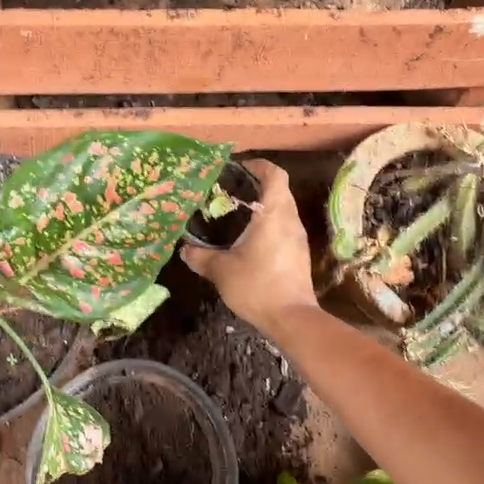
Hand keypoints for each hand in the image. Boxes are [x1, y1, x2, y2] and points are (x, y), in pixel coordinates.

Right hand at [180, 159, 319, 335]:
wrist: (292, 318)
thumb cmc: (257, 285)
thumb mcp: (221, 270)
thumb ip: (201, 257)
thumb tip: (185, 250)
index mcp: (274, 213)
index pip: (275, 174)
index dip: (259, 165)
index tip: (240, 167)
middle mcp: (290, 220)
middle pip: (279, 190)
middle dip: (257, 186)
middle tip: (231, 191)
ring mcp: (298, 238)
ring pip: (283, 210)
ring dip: (264, 207)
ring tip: (237, 215)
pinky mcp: (299, 255)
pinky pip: (284, 229)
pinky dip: (269, 226)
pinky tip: (250, 240)